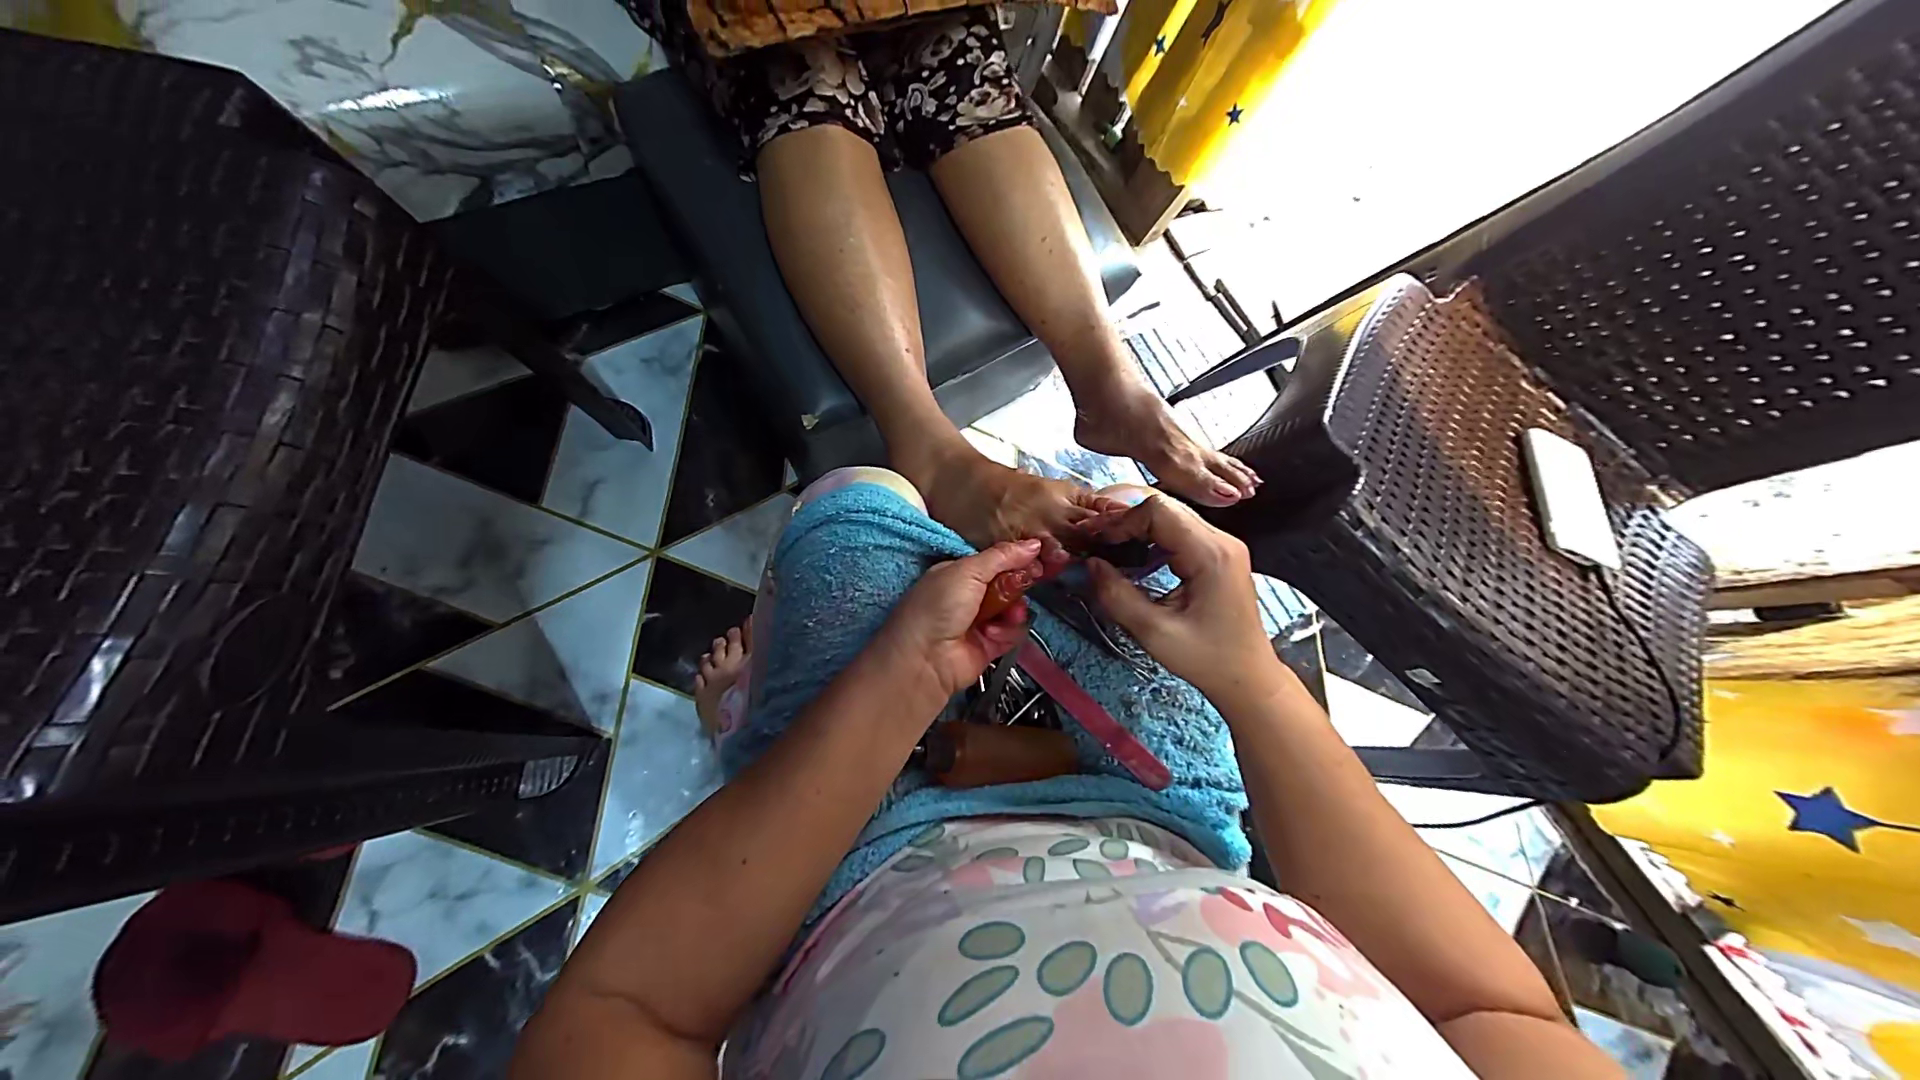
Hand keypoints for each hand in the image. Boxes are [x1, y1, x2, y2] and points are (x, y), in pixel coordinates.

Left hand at [879, 539, 1042, 700]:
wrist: (924, 659)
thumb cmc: (937, 607)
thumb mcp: (967, 571)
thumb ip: (1002, 556)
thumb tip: (1032, 544)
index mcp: (959, 572)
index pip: (995, 560)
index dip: (1016, 558)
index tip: (1038, 555)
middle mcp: (970, 595)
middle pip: (1009, 582)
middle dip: (1019, 583)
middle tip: (1025, 582)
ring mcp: (981, 620)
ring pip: (1015, 607)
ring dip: (1014, 609)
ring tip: (1005, 614)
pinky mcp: (990, 644)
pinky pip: (1013, 632)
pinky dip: (1007, 632)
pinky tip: (993, 633)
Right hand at [1082, 496, 1286, 704]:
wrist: (1248, 678)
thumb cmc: (1207, 659)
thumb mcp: (1154, 632)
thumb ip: (1117, 595)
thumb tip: (1091, 564)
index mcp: (1210, 554)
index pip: (1158, 510)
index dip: (1120, 519)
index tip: (1094, 538)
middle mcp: (1221, 541)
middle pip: (1164, 507)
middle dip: (1124, 520)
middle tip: (1095, 539)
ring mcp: (1222, 546)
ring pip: (1170, 516)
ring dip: (1136, 527)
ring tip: (1108, 545)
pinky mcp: (1218, 555)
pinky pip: (1179, 532)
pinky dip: (1150, 537)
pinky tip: (1132, 554)